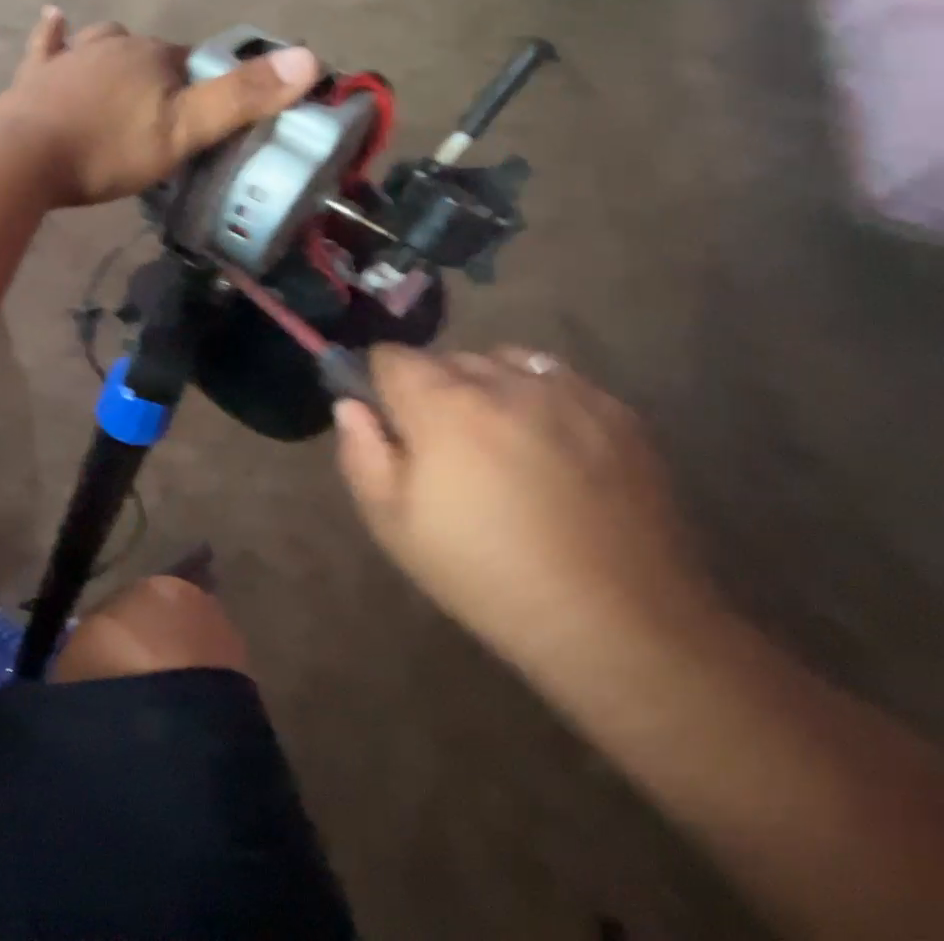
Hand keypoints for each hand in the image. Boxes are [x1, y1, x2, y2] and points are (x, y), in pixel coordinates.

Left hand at [0, 7, 319, 205]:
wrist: (22, 157)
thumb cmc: (105, 151)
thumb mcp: (182, 133)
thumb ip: (240, 100)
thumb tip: (312, 60)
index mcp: (153, 58)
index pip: (190, 62)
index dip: (202, 85)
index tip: (204, 116)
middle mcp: (113, 46)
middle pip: (147, 52)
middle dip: (159, 75)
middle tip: (161, 111)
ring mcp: (69, 59)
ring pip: (101, 42)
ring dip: (115, 53)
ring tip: (124, 67)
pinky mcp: (33, 77)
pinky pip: (47, 45)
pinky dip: (53, 33)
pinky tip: (53, 18)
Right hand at [335, 346, 710, 643]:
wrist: (613, 617)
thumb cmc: (481, 572)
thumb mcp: (393, 523)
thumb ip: (362, 453)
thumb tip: (351, 406)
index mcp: (443, 405)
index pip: (393, 357)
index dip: (378, 382)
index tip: (383, 420)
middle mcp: (507, 383)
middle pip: (452, 358)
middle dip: (433, 388)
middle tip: (437, 446)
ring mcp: (572, 394)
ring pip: (511, 363)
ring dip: (490, 387)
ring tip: (496, 441)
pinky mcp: (622, 416)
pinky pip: (564, 384)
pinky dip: (542, 402)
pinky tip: (550, 453)